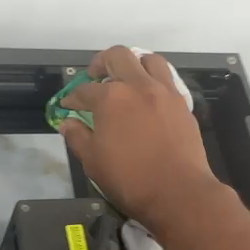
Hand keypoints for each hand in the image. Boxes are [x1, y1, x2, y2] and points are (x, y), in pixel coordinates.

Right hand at [59, 46, 226, 229]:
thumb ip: (78, 137)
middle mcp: (138, 86)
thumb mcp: (93, 161)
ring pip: (149, 60)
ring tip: (127, 80)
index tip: (68, 106)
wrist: (178, 192)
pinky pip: (167, 80)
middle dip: (101, 63)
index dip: (72, 98)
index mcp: (111, 98)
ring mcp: (164, 92)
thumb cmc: (129, 179)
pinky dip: (154, 81)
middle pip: (117, 57)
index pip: (84, 90)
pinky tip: (148, 98)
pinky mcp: (182, 104)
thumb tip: (67, 123)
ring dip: (134, 64)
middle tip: (94, 78)